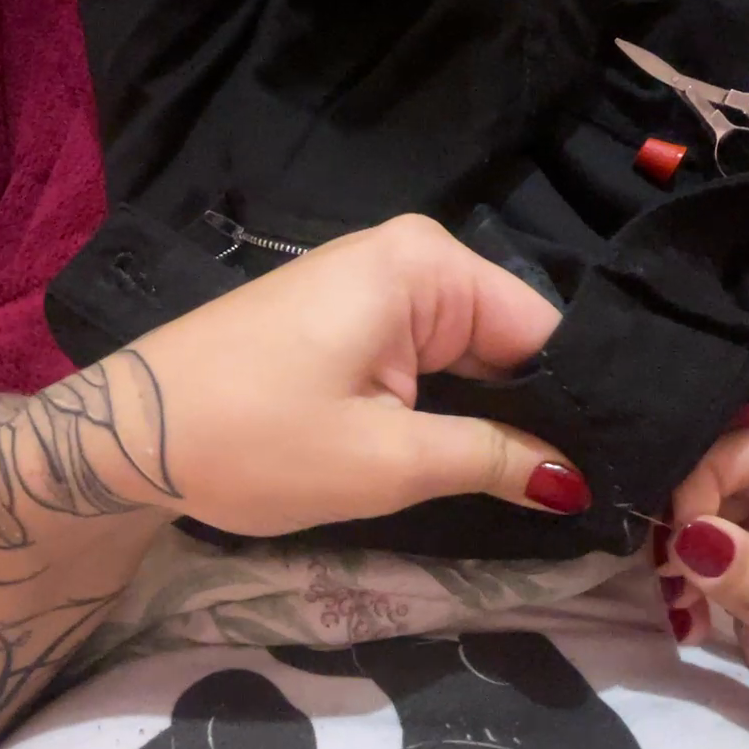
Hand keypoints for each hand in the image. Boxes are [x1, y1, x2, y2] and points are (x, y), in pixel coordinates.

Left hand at [126, 215, 587, 535]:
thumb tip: (576, 479)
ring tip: (543, 483)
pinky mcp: (347, 316)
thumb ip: (492, 457)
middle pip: (508, 339)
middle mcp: (409, 256)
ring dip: (492, 414)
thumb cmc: (254, 441)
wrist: (128, 436)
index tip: (619, 469)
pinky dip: (446, 404)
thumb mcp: (385, 460)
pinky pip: (424, 357)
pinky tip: (474, 451)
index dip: (582, 404)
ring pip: (467, 354)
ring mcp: (374, 284)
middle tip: (588, 492)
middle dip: (538, 412)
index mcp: (427, 265)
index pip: (544, 332)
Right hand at [660, 424, 748, 748]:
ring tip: (677, 608)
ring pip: (721, 504)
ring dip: (686, 550)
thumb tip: (687, 535)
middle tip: (660, 577)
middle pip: (741, 469)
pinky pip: (723, 544)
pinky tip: (690, 618)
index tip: (673, 541)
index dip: (711, 476)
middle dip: (690, 515)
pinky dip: (695, 575)